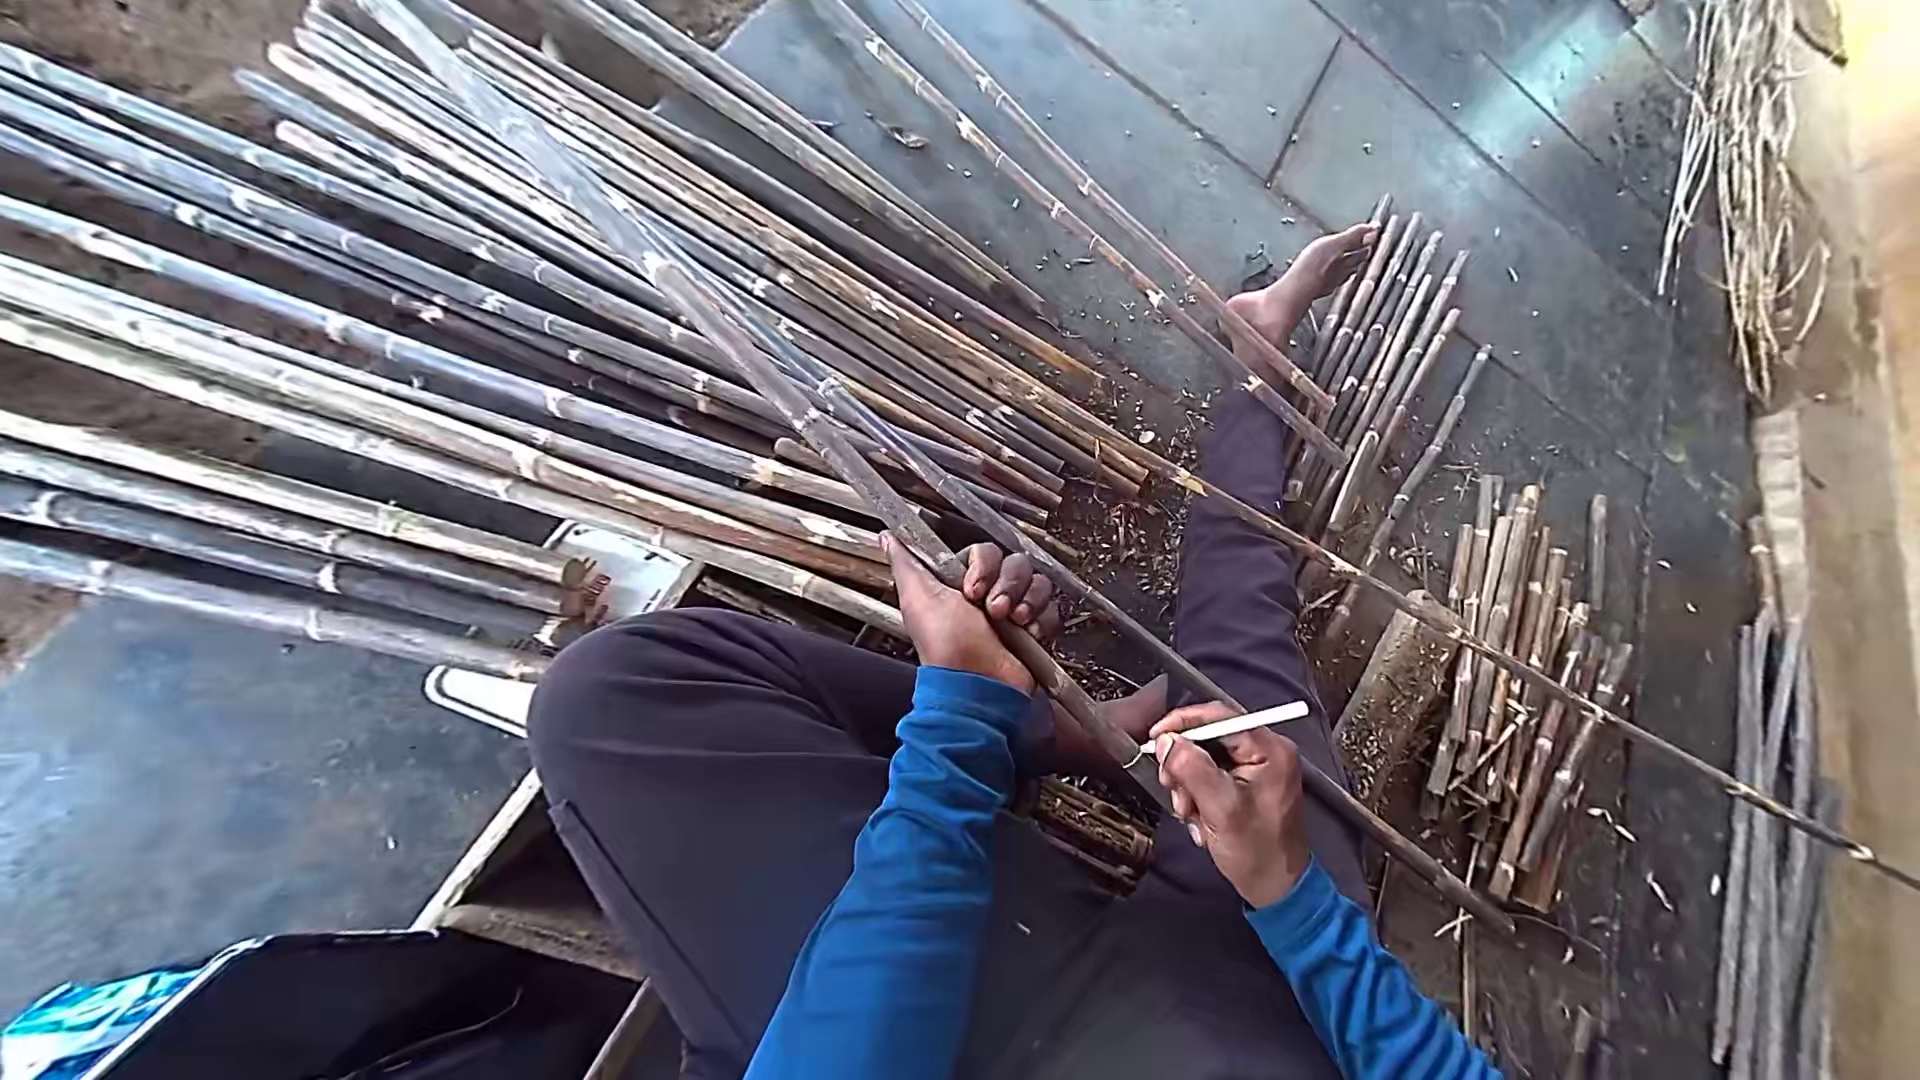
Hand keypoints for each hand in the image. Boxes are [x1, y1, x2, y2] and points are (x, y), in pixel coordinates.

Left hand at [884, 534, 1058, 693]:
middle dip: (1007, 584)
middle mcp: (990, 594)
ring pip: (1037, 582)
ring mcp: (1015, 612)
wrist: (977, 685)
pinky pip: (1052, 608)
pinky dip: (1042, 619)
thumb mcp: (918, 597)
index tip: (971, 589)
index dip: (984, 566)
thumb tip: (889, 537)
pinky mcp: (1036, 630)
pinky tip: (1027, 632)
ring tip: (1013, 621)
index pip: (986, 552)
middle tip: (993, 609)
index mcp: (962, 583)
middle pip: (1015, 563)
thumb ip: (906, 563)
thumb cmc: (946, 646)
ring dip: (1027, 599)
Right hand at [1150, 702, 1312, 907]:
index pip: (1217, 715)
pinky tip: (1199, 815)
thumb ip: (1192, 768)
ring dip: (1187, 781)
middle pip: (1207, 735)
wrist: (1277, 890)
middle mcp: (1265, 750)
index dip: (1182, 722)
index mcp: (1269, 749)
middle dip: (1183, 761)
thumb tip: (1165, 741)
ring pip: (1203, 755)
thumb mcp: (1221, 809)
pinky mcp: (1246, 781)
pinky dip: (1196, 791)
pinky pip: (1208, 772)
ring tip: (1189, 811)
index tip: (1156, 738)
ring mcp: (1256, 766)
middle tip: (1172, 786)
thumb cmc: (1257, 852)